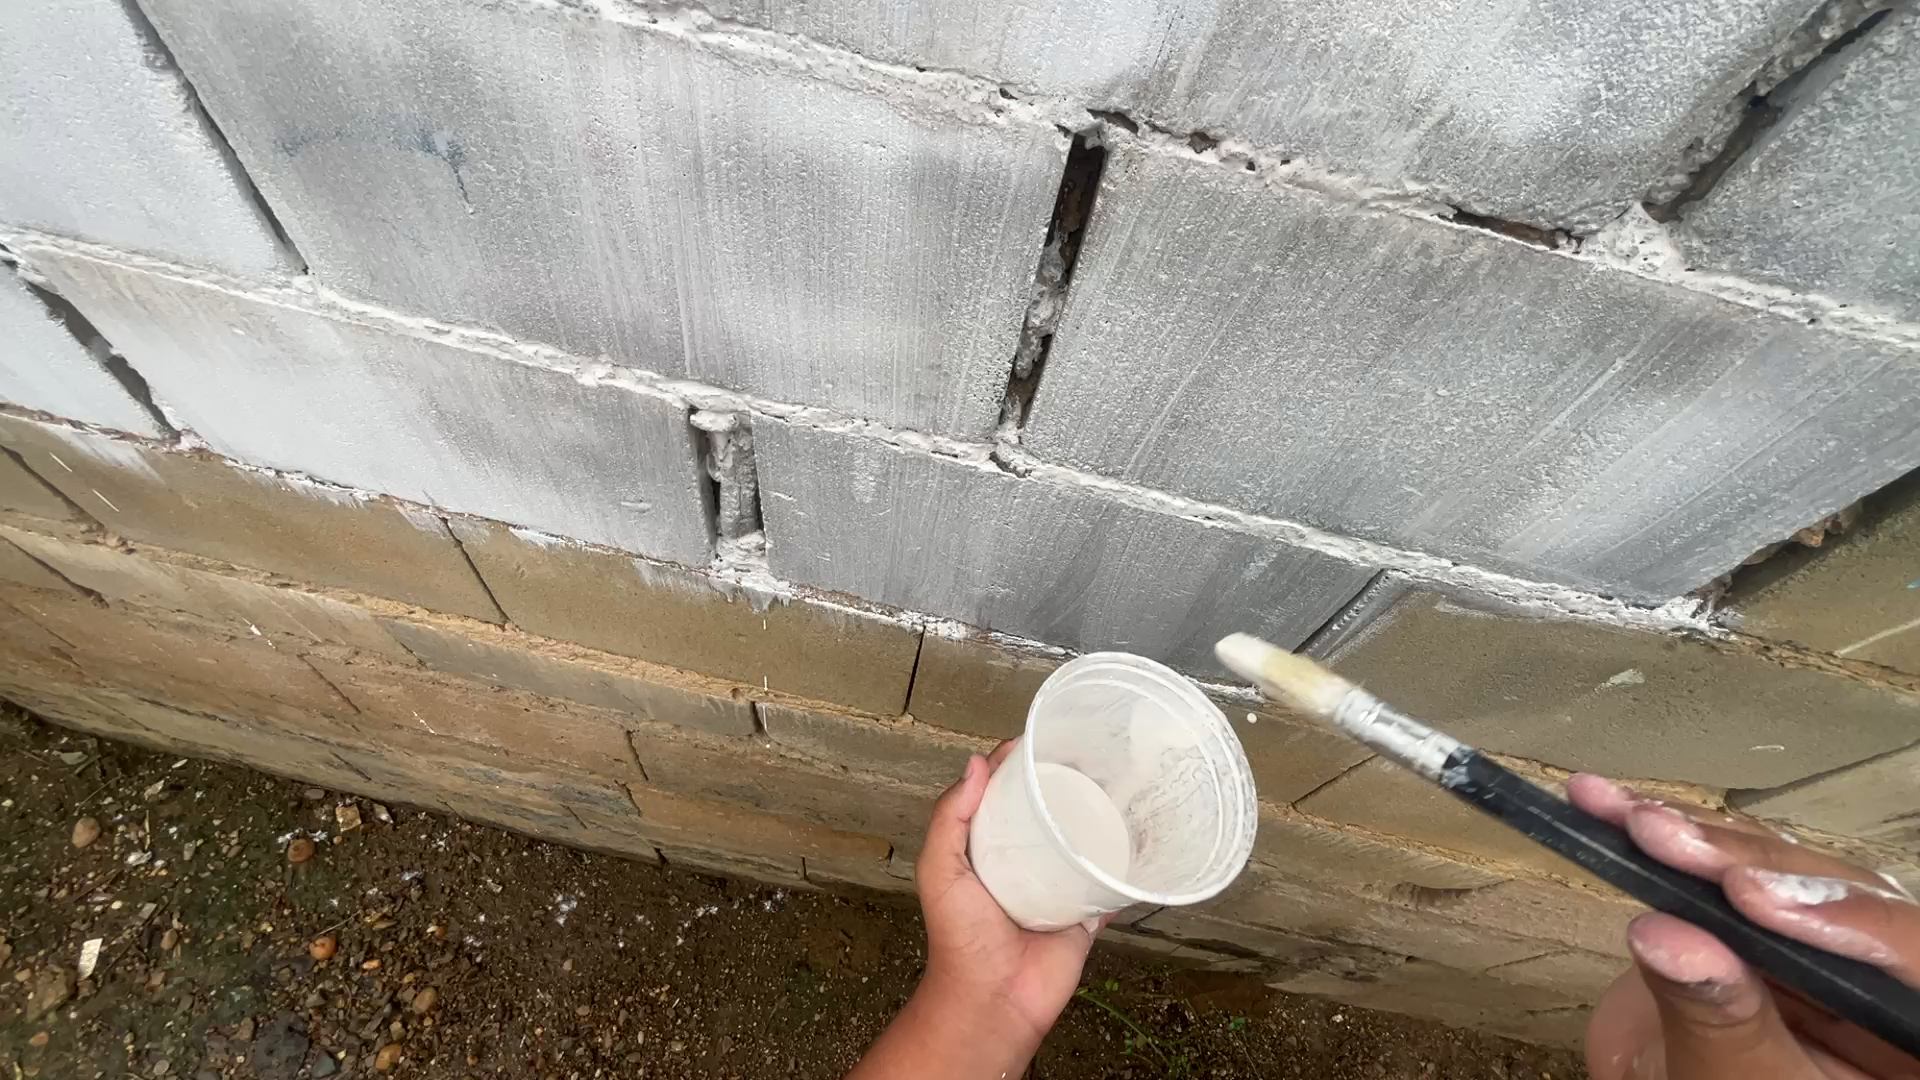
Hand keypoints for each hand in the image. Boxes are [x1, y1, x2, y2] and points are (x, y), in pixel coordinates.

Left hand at [847, 741, 1107, 1078]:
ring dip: (1097, 813)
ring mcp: (1057, 880)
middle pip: (1048, 807)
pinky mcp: (1085, 907)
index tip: (1039, 738)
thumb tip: (975, 764)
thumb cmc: (960, 939)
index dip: (1019, 762)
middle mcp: (1025, 855)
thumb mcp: (939, 869)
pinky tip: (1139, 833)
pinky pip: (1108, 878)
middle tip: (1087, 755)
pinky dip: (1122, 859)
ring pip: (1081, 837)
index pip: (1006, 790)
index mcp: (990, 843)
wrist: (995, 1001)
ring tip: (1117, 783)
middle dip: (1064, 781)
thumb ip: (949, 818)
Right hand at [1568, 773, 1919, 1079]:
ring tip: (1618, 812)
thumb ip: (1716, 1018)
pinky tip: (1606, 804)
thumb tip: (1665, 935)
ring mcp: (1822, 942)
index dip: (1853, 922)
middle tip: (1656, 835)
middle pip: (1846, 899)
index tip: (1745, 893)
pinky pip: (1721, 863)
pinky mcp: (1753, 913)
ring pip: (1780, 866)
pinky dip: (1661, 831)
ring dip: (1691, 833)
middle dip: (1742, 860)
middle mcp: (1891, 984)